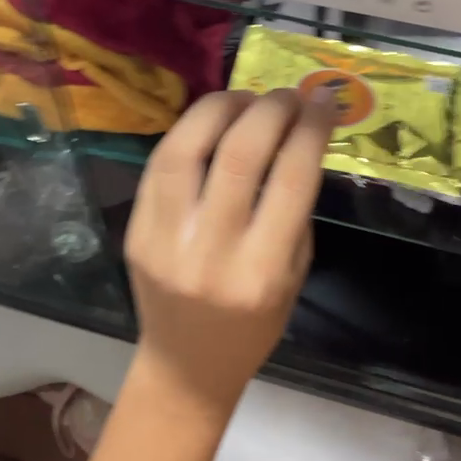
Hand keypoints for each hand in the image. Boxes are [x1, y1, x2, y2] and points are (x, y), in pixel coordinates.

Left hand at [123, 89, 336, 414]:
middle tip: (288, 94)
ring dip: (222, 108)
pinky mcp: (137, 231)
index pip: (292, 179)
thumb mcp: (294, 273)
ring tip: (246, 97)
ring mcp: (165, 239)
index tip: (324, 101)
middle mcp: (211, 252)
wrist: (186, 366)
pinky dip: (189, 130)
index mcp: (262, 271)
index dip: (311, 129)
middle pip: (240, 155)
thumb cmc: (254, 323)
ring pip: (188, 149)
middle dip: (270, 110)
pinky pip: (160, 164)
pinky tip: (212, 120)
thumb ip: (293, 209)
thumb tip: (298, 136)